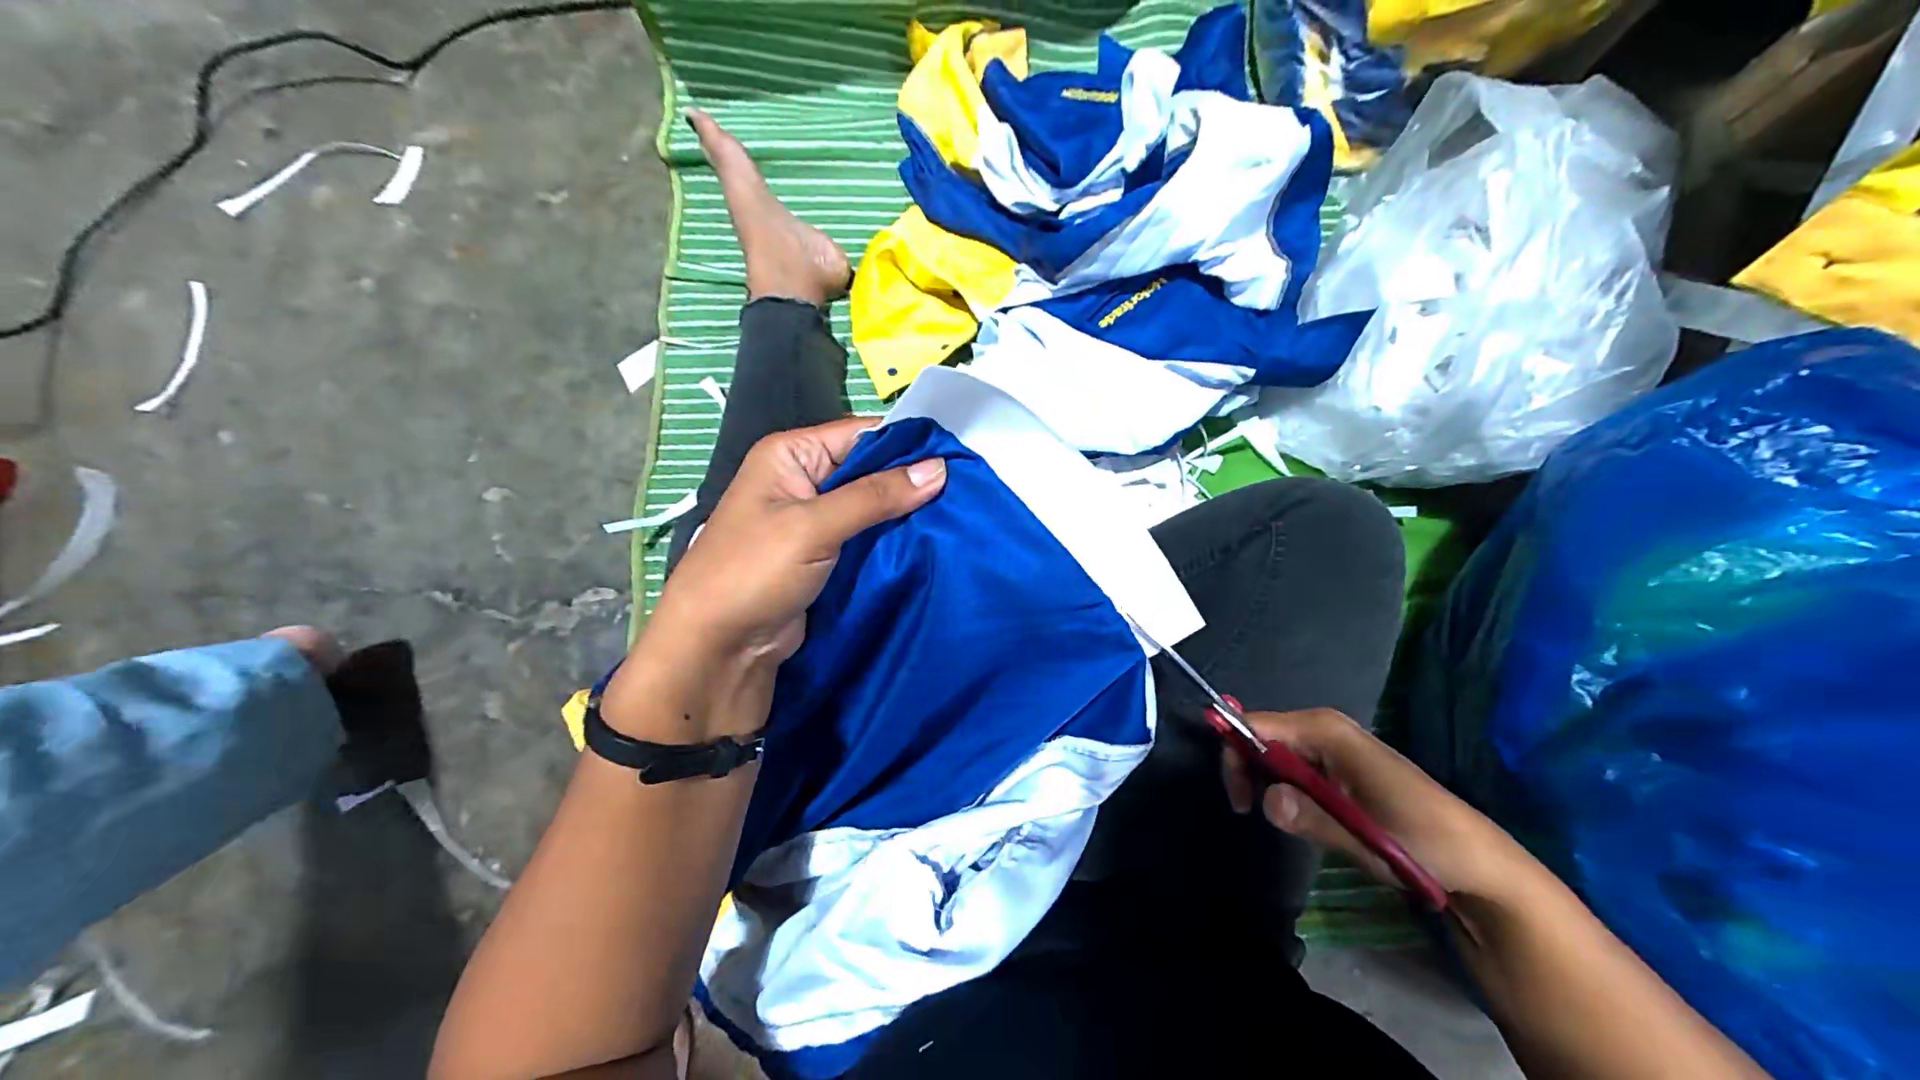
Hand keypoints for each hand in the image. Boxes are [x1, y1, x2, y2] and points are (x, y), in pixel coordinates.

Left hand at [606, 417, 945, 741]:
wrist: (719, 647)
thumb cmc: (754, 572)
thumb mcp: (814, 526)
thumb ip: (876, 496)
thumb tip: (940, 469)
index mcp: (791, 455)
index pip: (861, 434)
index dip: (907, 444)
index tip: (957, 458)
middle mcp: (803, 480)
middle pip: (869, 470)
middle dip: (910, 482)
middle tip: (965, 492)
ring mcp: (814, 521)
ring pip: (871, 507)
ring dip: (905, 515)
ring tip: (957, 517)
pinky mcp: (824, 556)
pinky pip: (866, 539)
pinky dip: (893, 542)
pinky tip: (929, 544)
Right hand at [1221, 709, 1532, 902]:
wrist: (1478, 862)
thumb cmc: (1426, 842)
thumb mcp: (1366, 835)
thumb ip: (1312, 817)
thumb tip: (1266, 800)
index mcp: (1327, 731)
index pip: (1256, 726)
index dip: (1236, 755)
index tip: (1239, 802)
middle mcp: (1324, 729)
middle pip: (1260, 736)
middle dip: (1247, 771)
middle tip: (1250, 813)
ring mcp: (1332, 746)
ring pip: (1273, 752)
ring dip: (1265, 783)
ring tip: (1281, 820)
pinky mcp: (1337, 766)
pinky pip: (1292, 766)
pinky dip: (1284, 788)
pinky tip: (1299, 814)